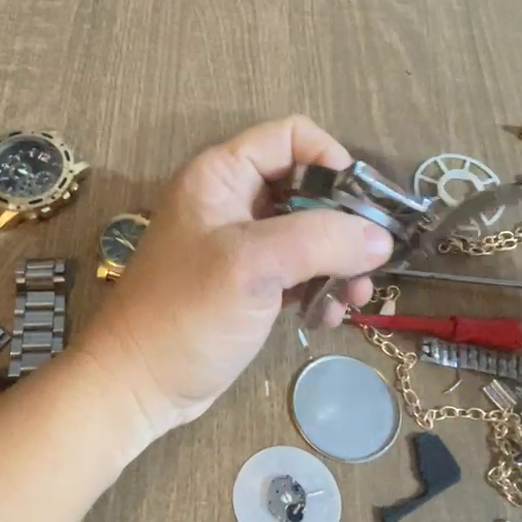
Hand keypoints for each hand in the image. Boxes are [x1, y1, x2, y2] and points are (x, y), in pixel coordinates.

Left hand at [74, 117, 393, 438]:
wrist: (139, 384)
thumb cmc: (186, 313)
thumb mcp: (254, 265)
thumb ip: (321, 240)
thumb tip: (382, 237)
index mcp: (221, 176)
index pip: (290, 137)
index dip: (330, 160)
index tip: (359, 206)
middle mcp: (231, 201)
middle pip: (307, 187)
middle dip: (343, 223)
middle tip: (369, 263)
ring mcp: (239, 245)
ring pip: (308, 233)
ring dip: (338, 261)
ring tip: (354, 298)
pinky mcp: (248, 284)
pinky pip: (298, 271)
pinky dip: (319, 287)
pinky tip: (328, 316)